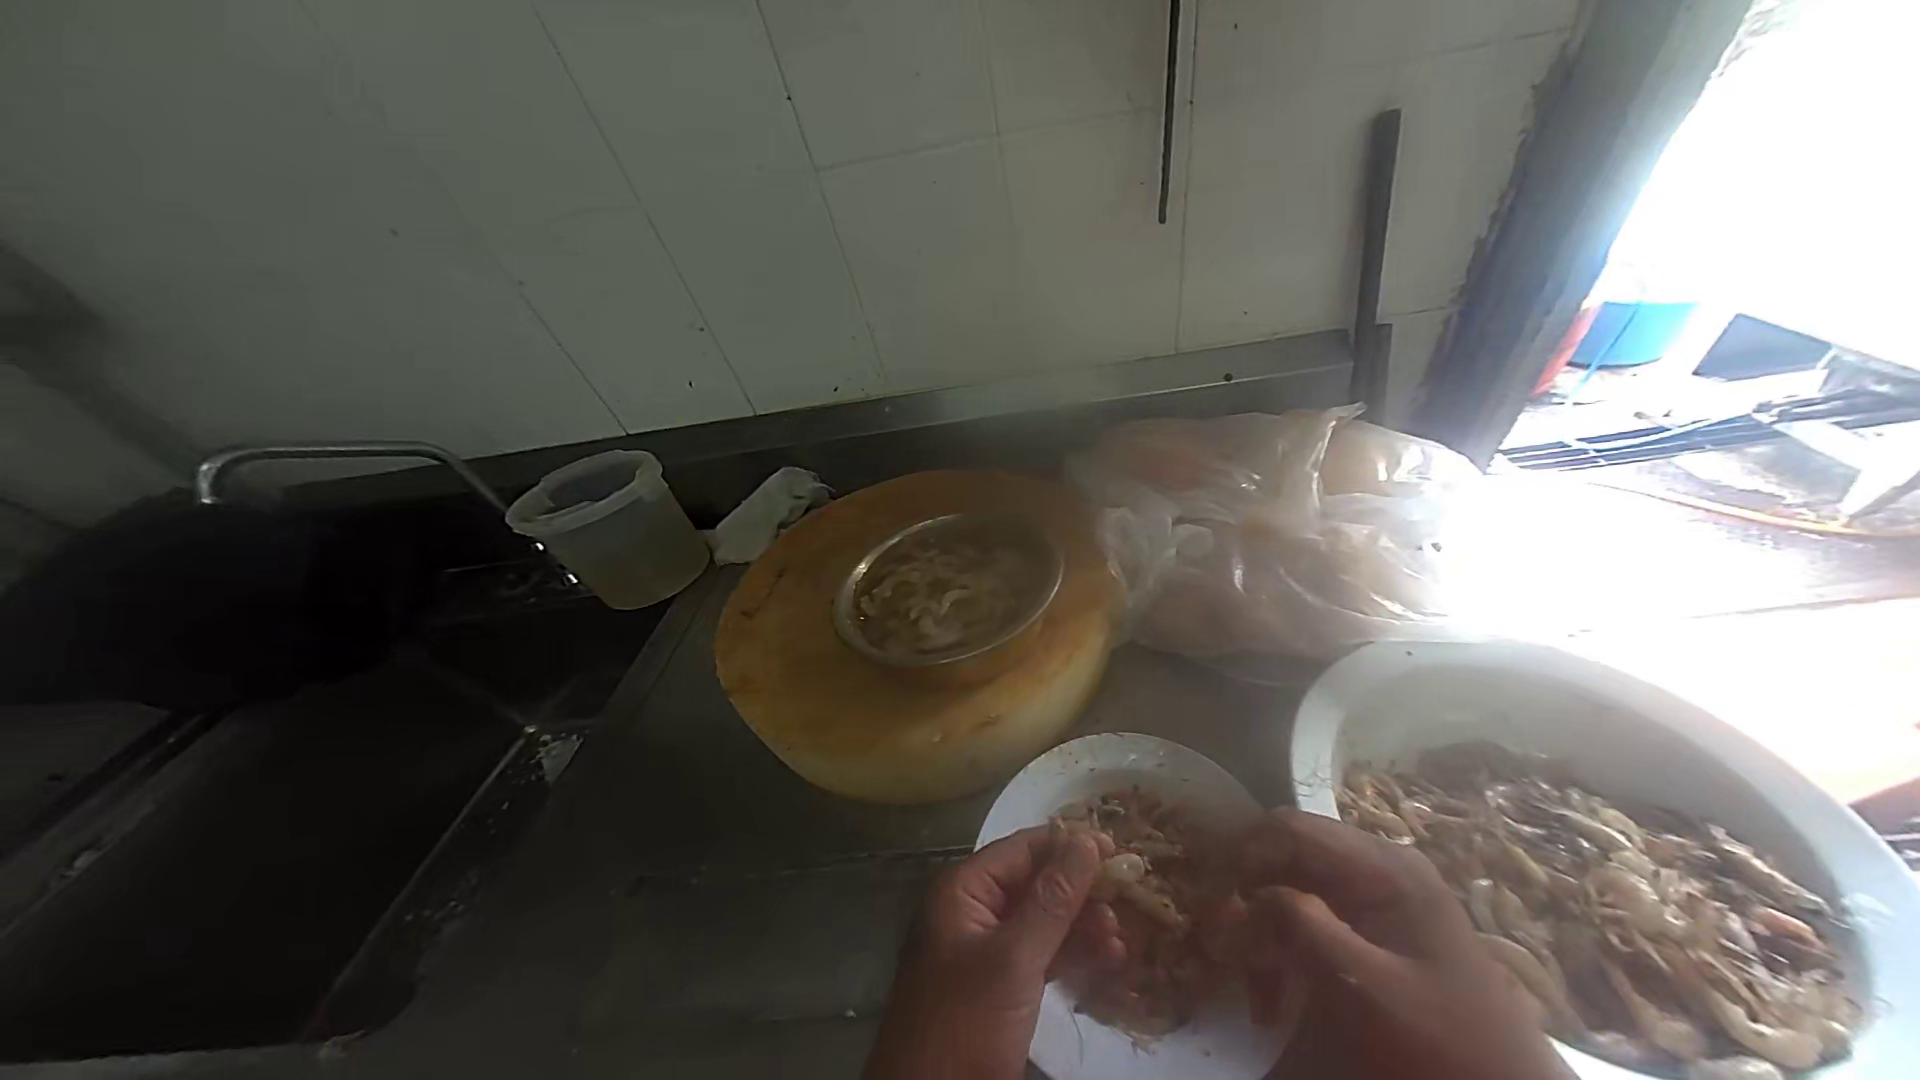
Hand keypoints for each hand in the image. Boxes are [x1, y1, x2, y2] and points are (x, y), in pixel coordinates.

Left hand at [863, 827, 1102, 1079]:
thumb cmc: (965, 1020)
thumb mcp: (1013, 958)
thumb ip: (1052, 900)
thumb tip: (1086, 841)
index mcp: (965, 890)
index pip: (1022, 849)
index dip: (1068, 845)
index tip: (1117, 849)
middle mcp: (975, 910)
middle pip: (1035, 883)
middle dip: (1081, 889)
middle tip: (1127, 896)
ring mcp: (988, 950)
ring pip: (1044, 921)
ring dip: (1083, 924)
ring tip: (1120, 934)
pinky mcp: (1002, 986)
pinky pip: (1043, 955)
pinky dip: (1074, 954)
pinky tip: (1109, 957)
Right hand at [1242, 809, 1573, 1079]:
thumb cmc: (1438, 1045)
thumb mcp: (1362, 986)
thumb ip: (1298, 926)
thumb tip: (1243, 898)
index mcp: (1382, 866)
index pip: (1288, 827)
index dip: (1246, 856)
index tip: (1221, 903)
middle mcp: (1377, 867)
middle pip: (1286, 856)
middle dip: (1251, 899)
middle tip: (1229, 949)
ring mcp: (1377, 896)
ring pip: (1290, 888)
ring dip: (1263, 932)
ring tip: (1254, 988)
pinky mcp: (1373, 928)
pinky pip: (1309, 918)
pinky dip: (1283, 949)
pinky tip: (1274, 994)